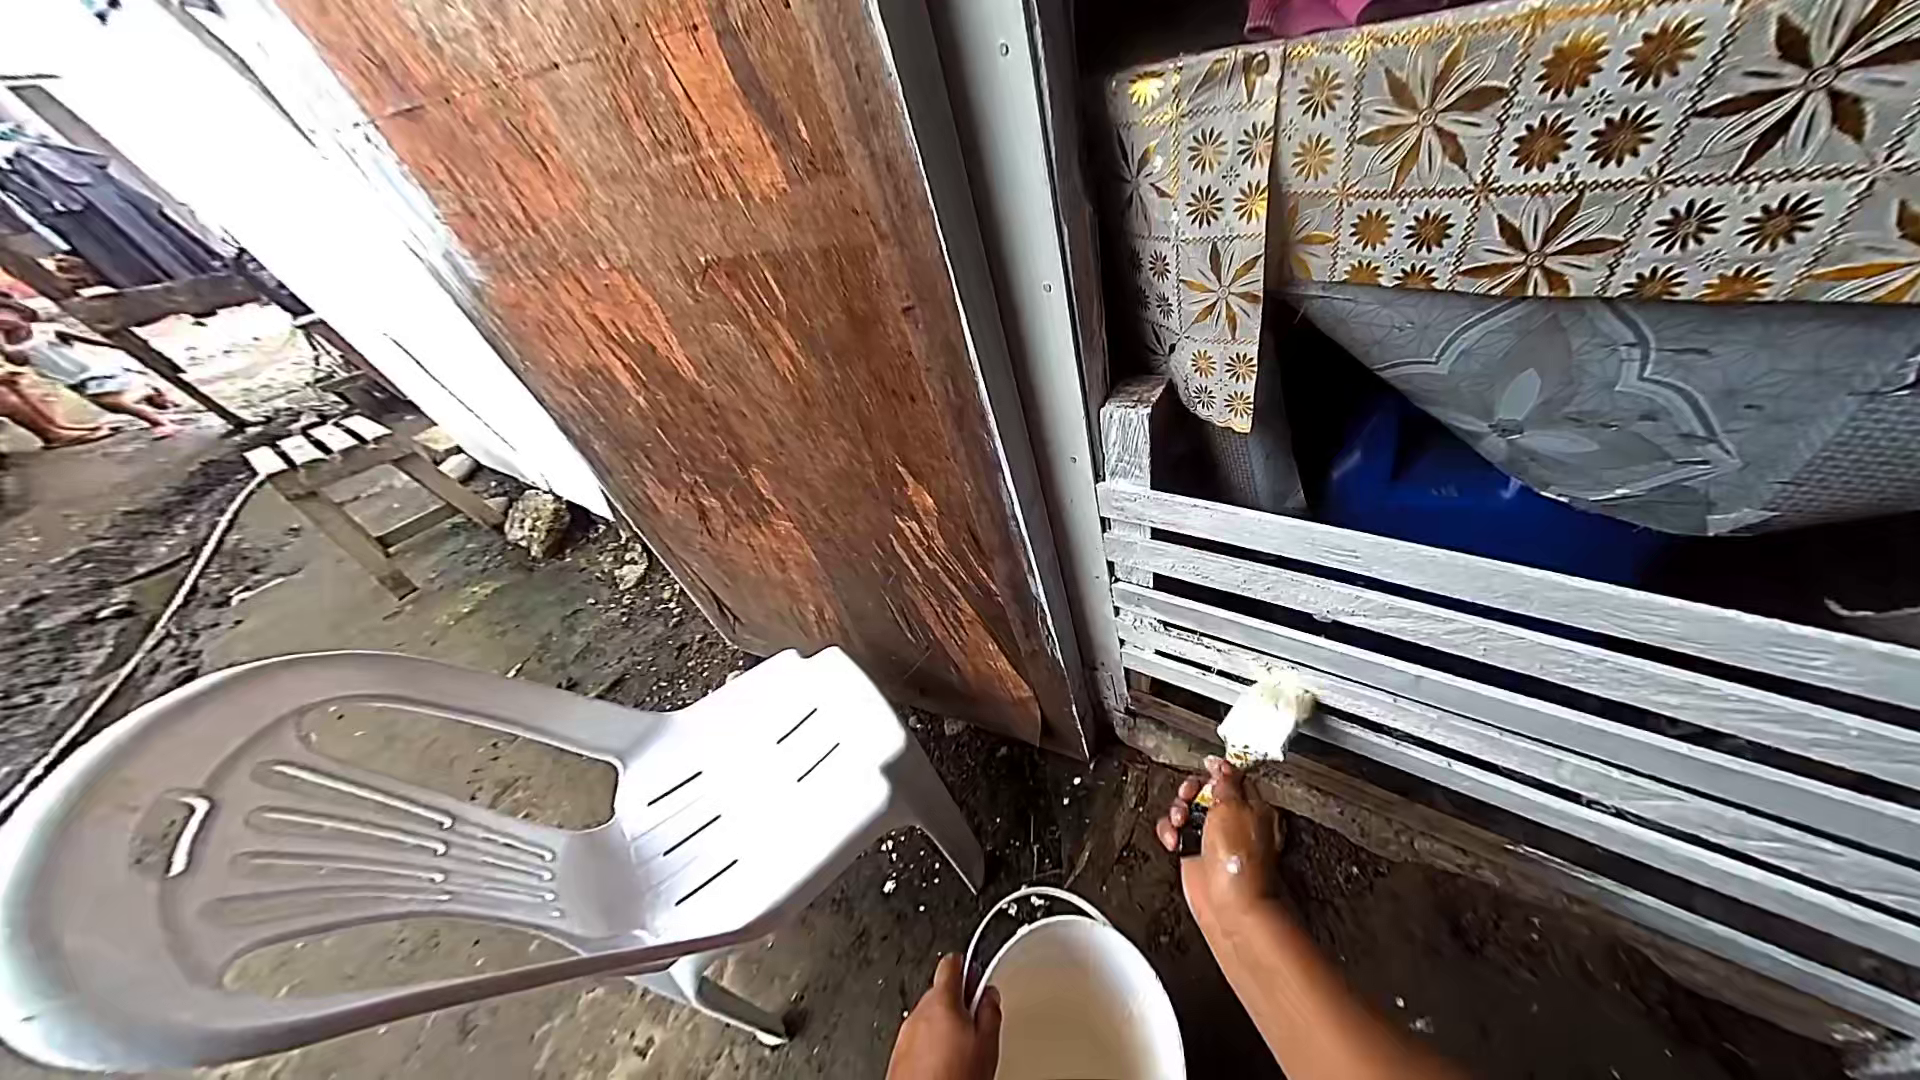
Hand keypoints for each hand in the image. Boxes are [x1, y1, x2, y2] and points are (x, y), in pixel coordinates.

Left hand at [886, 954, 1002, 1079]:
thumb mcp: (987, 1045)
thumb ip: (990, 1011)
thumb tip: (989, 996)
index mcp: (942, 999)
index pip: (952, 963)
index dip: (966, 967)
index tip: (976, 977)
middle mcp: (919, 1011)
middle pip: (940, 991)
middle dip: (957, 1003)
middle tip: (974, 1024)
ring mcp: (906, 1034)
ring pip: (929, 1017)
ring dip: (942, 1026)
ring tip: (959, 1053)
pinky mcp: (898, 1056)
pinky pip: (917, 1039)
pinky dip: (929, 1046)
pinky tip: (942, 1068)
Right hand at [1155, 756, 1281, 928]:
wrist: (1231, 904)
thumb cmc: (1240, 860)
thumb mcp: (1233, 807)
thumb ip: (1225, 781)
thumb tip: (1220, 763)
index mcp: (1251, 806)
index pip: (1232, 777)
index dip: (1216, 771)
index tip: (1205, 769)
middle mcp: (1232, 819)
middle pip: (1204, 790)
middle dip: (1191, 790)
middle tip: (1188, 796)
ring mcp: (1212, 836)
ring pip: (1185, 808)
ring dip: (1176, 810)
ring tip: (1179, 821)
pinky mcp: (1193, 851)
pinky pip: (1173, 830)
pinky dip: (1168, 831)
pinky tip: (1173, 839)